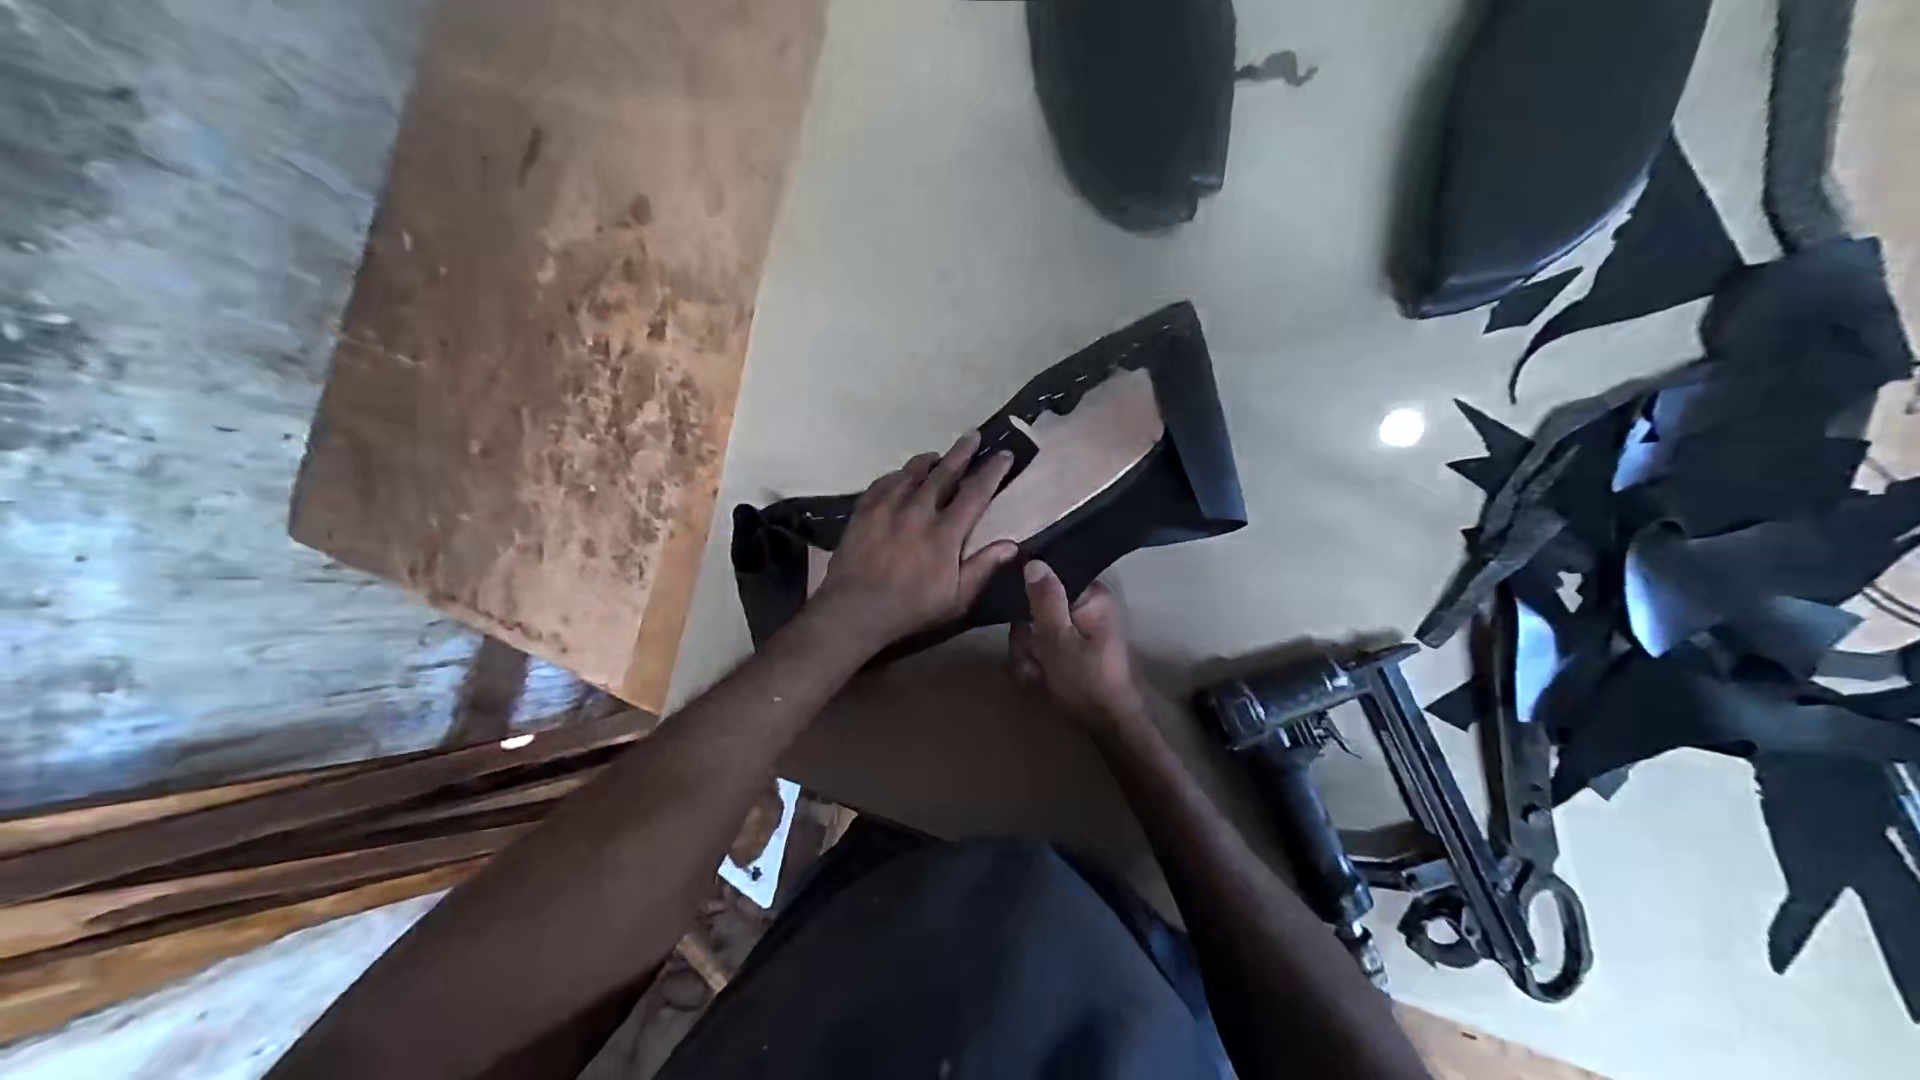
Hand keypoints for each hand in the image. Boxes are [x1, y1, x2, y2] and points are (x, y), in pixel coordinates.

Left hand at [808, 432, 1017, 653]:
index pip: (975, 492)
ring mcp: (888, 507)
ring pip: (912, 472)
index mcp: (945, 532)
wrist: (854, 609)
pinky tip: (901, 476)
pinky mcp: (864, 510)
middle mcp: (918, 511)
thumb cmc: (911, 608)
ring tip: (937, 455)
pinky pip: (884, 482)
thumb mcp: (956, 599)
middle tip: (973, 436)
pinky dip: (897, 475)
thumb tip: (1011, 544)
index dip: (992, 471)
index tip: (1003, 454)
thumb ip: (983, 568)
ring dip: (928, 461)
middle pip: (944, 472)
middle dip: (962, 452)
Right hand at [1009, 560, 1148, 739]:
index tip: (1022, 623)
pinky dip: (1038, 664)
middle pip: (1039, 607)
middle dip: (1027, 637)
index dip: (1029, 598)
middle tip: (1032, 661)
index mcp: (1093, 596)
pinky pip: (1045, 646)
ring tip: (1037, 676)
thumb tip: (1034, 561)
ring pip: (1038, 630)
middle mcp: (1091, 605)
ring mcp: (1083, 627)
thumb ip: (1044, 600)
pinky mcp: (1076, 647)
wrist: (1108, 725)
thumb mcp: (1058, 639)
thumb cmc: (1085, 681)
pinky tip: (1041, 681)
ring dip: (1030, 654)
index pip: (1050, 578)